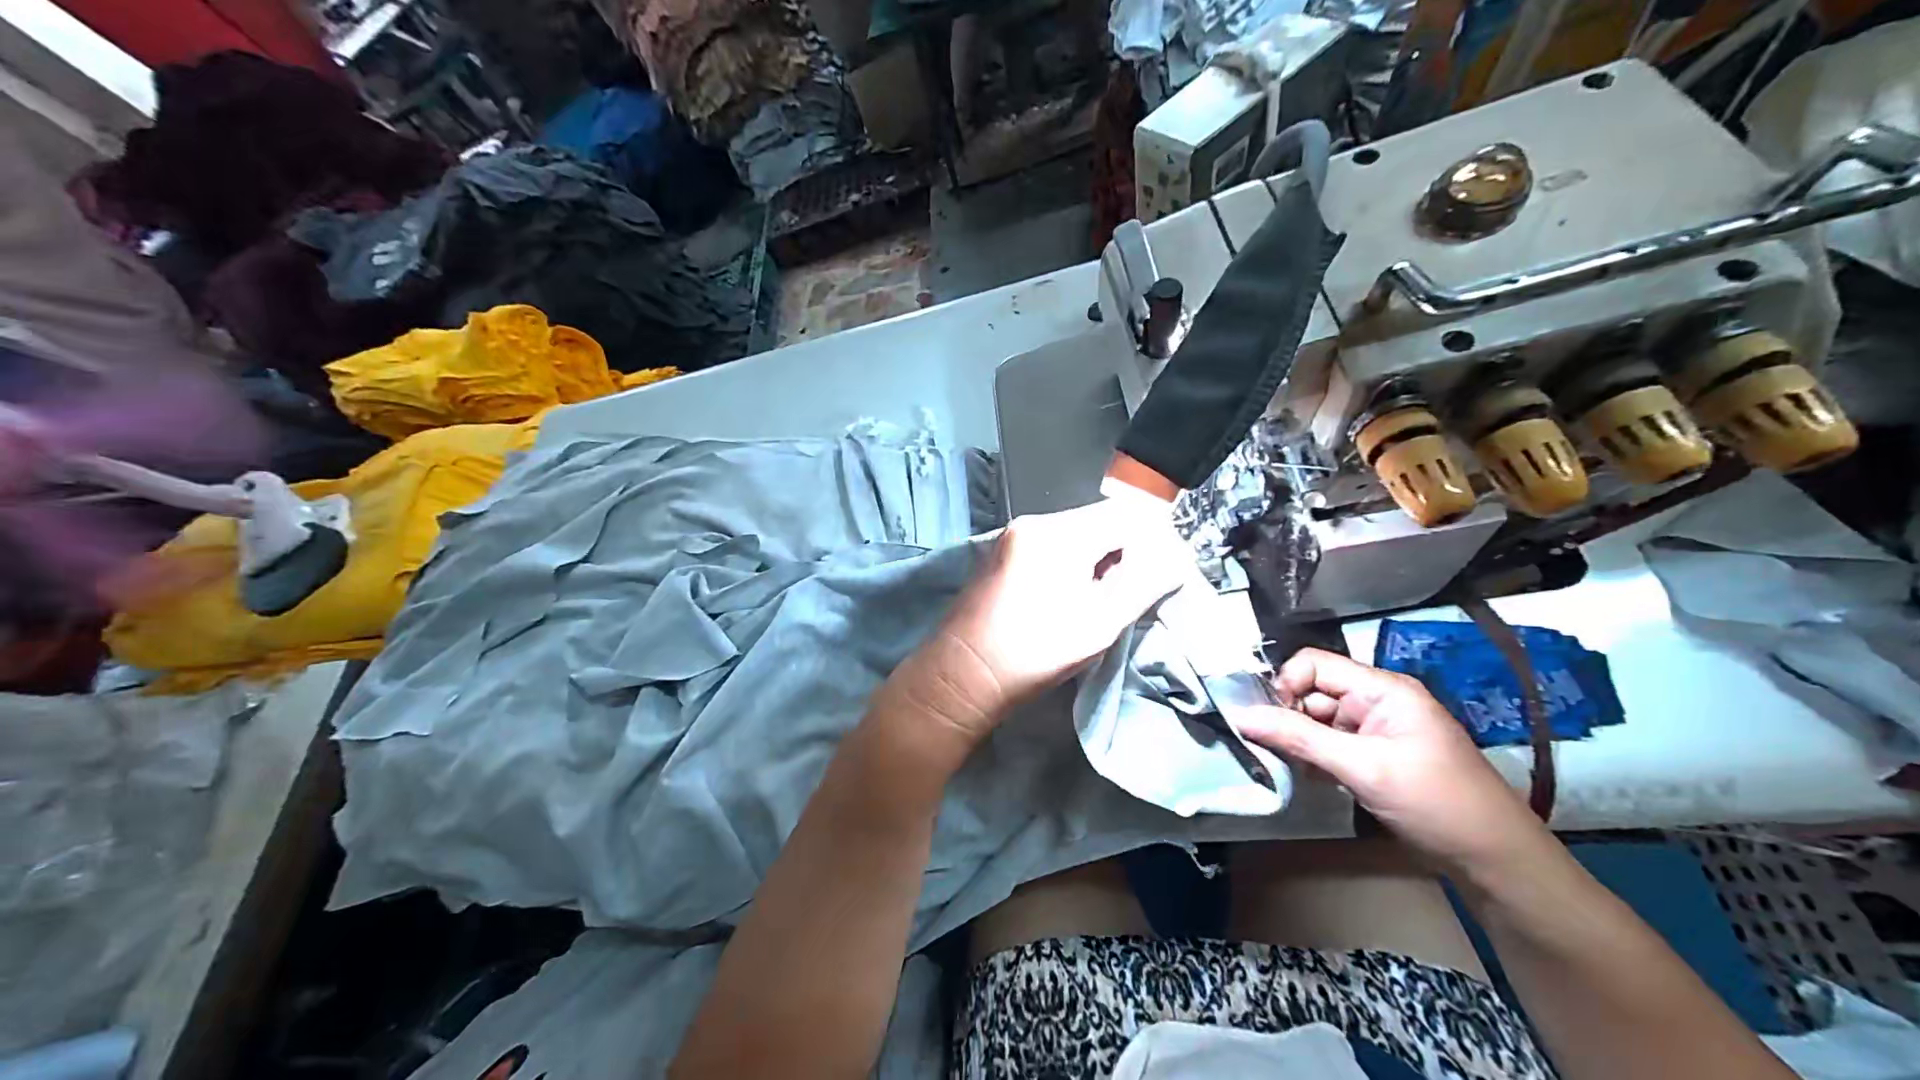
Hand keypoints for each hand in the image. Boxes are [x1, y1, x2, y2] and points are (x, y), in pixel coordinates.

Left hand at [884, 497, 1187, 754]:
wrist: (961, 674)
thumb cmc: (1034, 653)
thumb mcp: (1101, 622)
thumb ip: (1144, 582)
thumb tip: (1174, 557)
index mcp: (1057, 533)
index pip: (1128, 515)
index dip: (1155, 542)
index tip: (1163, 577)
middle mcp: (1034, 522)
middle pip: (1101, 521)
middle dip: (1126, 552)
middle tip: (1132, 596)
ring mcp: (1015, 536)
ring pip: (1079, 534)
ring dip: (1100, 560)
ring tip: (1100, 602)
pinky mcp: (1005, 553)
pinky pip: (1054, 546)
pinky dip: (1074, 564)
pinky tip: (1071, 599)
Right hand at [1233, 648, 1548, 873]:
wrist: (1495, 861)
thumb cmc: (1437, 804)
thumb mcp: (1363, 768)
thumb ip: (1300, 738)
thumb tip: (1242, 716)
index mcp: (1383, 689)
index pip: (1314, 664)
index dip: (1285, 686)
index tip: (1269, 721)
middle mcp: (1377, 701)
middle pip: (1312, 691)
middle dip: (1288, 717)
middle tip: (1276, 750)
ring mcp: (1376, 730)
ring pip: (1317, 720)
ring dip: (1300, 741)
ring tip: (1294, 768)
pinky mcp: (1374, 756)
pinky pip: (1329, 743)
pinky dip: (1314, 757)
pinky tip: (1311, 778)